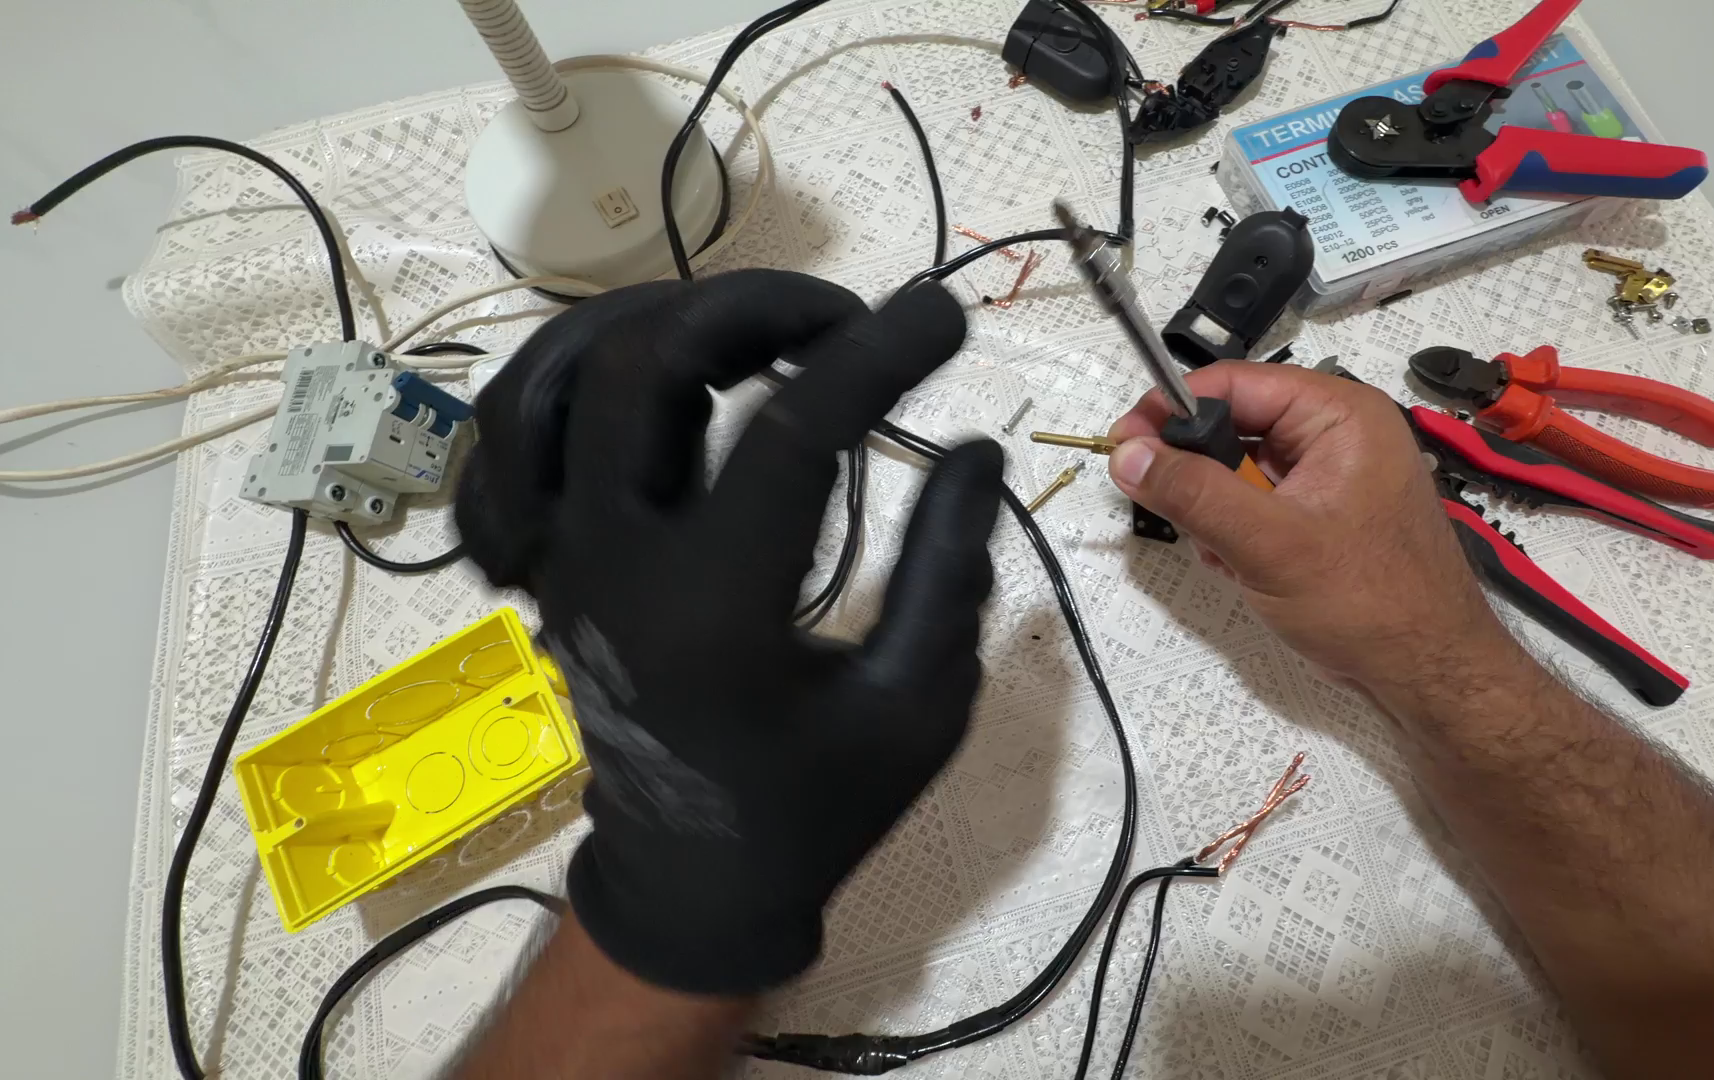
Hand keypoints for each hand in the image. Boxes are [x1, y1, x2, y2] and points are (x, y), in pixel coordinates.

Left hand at [455, 271, 1002, 994]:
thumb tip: (976, 453)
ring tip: (760, 330)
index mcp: (717, 610)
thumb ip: (952, 569)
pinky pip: (517, 435)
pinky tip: (655, 380)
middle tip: (848, 319)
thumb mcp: (920, 707)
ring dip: (664, 320)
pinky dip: (579, 375)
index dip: (878, 356)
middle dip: (757, 307)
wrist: (697, 878)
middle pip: (643, 366)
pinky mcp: (549, 565)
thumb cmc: (821, 806)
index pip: (791, 433)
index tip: (945, 315)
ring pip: (560, 377)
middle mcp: (614, 565)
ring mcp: (562, 560)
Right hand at [1105, 361, 1516, 697]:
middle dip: (1195, 473)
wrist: (1423, 673)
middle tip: (1174, 511)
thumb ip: (1192, 494)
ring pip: (1233, 470)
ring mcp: (1323, 476)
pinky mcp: (1313, 513)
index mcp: (1337, 415)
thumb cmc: (1364, 601)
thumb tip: (1125, 454)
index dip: (1171, 409)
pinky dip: (1229, 531)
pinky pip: (1249, 503)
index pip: (1233, 384)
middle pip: (1230, 426)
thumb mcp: (1267, 543)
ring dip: (1211, 511)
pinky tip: (1238, 565)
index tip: (1121, 445)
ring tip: (1222, 551)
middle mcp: (1331, 434)